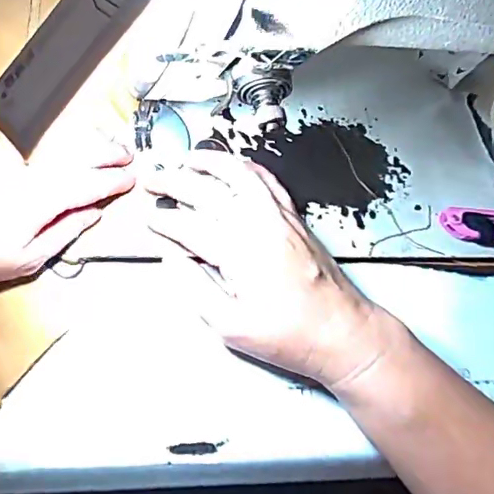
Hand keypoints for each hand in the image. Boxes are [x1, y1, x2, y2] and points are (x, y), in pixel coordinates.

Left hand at [0, 135, 135, 294]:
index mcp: (42, 196)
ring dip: (89, 139)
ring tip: (107, 144)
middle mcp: (31, 166)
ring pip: (60, 138)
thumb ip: (64, 233)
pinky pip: (38, 136)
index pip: (90, 181)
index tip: (133, 178)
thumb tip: (92, 213)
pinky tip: (69, 140)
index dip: (115, 180)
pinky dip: (61, 136)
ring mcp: (10, 152)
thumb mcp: (23, 260)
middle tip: (127, 155)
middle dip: (108, 151)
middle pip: (80, 150)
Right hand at [143, 149, 396, 387]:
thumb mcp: (230, 326)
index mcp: (239, 251)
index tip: (151, 221)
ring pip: (238, 174)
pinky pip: (267, 179)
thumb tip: (173, 259)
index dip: (164, 221)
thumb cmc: (291, 335)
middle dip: (174, 182)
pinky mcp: (293, 217)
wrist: (342, 333)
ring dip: (209, 162)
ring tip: (188, 158)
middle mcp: (259, 224)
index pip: (189, 225)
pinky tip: (233, 165)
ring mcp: (279, 216)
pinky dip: (245, 166)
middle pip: (207, 191)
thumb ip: (195, 287)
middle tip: (153, 181)